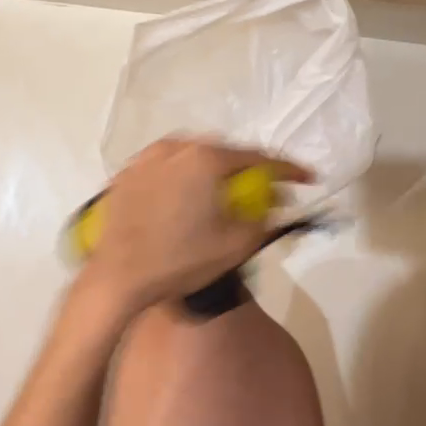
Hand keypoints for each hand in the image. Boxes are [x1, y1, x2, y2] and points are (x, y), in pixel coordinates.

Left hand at [79, 138, 309, 312]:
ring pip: (193, 156)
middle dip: (248, 169)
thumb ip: (266, 217)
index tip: (308, 179)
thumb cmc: (181, 261)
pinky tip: (187, 200)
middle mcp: (177, 147)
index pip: (260, 158)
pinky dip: (184, 178)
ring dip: (214, 171)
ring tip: (224, 193)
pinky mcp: (127, 174)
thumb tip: (278, 202)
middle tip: (264, 190)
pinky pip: (167, 168)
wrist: (117, 278)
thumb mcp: (237, 245)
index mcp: (207, 158)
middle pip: (225, 153)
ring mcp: (147, 158)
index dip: (289, 170)